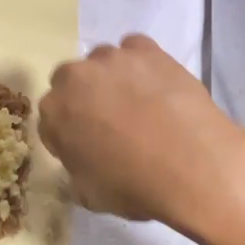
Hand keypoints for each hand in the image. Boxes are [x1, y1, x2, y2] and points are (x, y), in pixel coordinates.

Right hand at [39, 35, 244, 231]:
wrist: (193, 166)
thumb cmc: (134, 186)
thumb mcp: (89, 194)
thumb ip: (75, 170)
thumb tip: (82, 161)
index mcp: (53, 112)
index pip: (51, 118)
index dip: (68, 134)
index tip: (86, 147)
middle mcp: (75, 77)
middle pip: (71, 82)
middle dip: (85, 99)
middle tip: (110, 124)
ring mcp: (112, 58)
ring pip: (102, 63)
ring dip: (111, 79)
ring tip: (139, 104)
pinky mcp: (147, 50)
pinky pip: (134, 50)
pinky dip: (140, 64)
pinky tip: (156, 86)